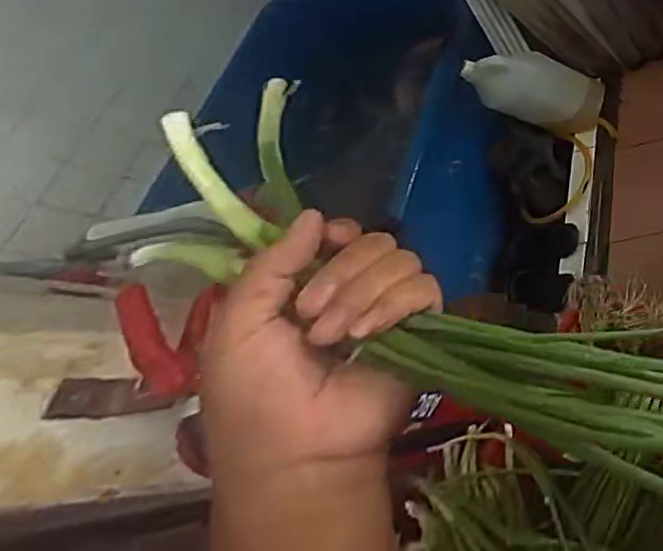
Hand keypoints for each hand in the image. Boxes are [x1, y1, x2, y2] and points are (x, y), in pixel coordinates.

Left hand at [201, 210, 440, 487]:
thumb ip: (271, 267)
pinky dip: (394, 305)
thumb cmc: (256, 395)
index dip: (338, 233)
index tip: (327, 244)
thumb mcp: (237, 329)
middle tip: (310, 317)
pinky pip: (424, 286)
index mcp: (314, 284)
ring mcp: (394, 304)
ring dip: (363, 294)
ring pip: (401, 260)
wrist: (299, 447)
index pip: (345, 232)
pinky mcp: (424, 321)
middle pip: (375, 241)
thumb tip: (313, 214)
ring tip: (335, 337)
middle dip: (341, 273)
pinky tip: (368, 335)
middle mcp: (358, 287)